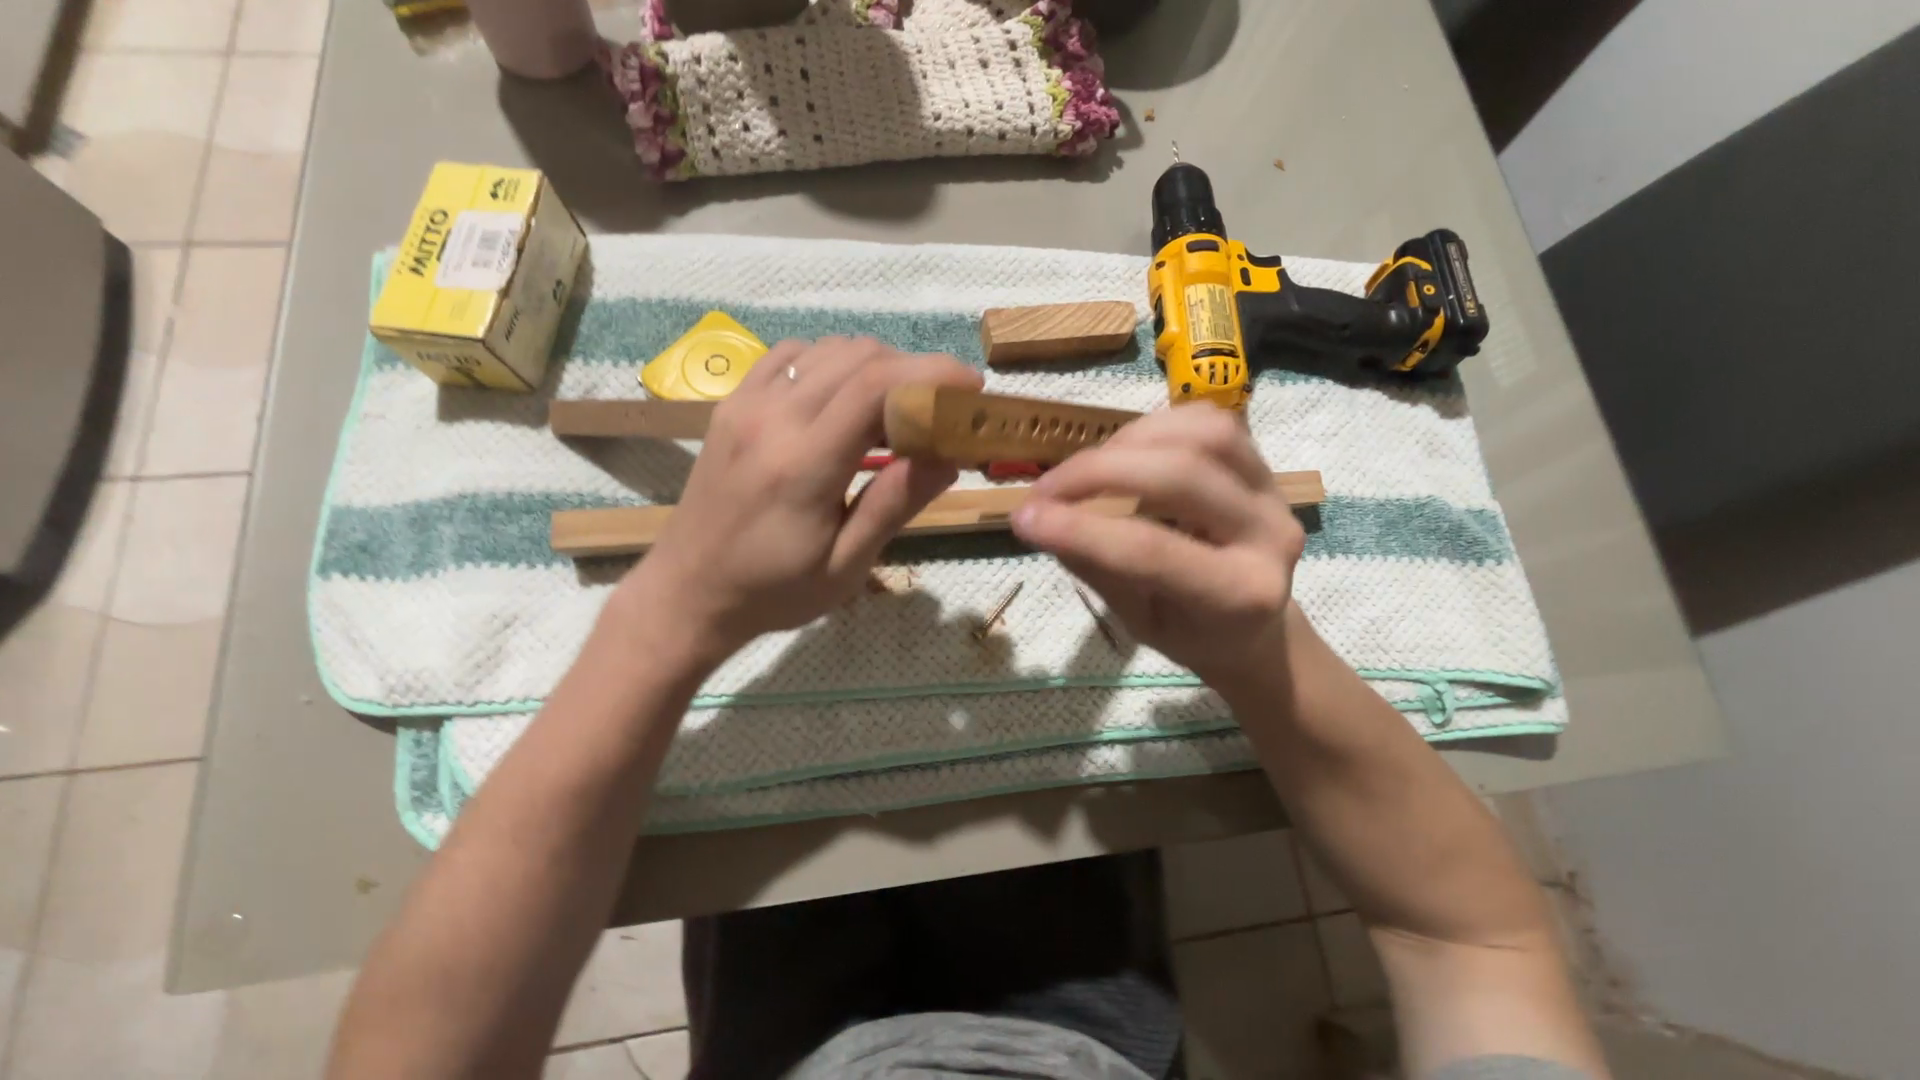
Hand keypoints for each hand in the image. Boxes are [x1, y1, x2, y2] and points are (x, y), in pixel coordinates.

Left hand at [624, 337, 982, 661]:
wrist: (687, 593)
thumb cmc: (772, 592)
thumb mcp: (845, 567)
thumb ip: (893, 505)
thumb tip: (947, 456)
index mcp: (803, 465)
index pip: (875, 386)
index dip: (931, 373)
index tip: (970, 387)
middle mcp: (771, 419)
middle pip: (857, 357)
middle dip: (913, 369)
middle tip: (941, 406)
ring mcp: (745, 405)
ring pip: (826, 349)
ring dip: (874, 365)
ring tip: (898, 405)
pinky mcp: (731, 404)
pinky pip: (790, 356)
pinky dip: (830, 362)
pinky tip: (844, 396)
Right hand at [1010, 405, 1305, 688]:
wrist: (1255, 628)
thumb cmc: (1190, 633)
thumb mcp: (1138, 622)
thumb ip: (1097, 568)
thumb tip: (1040, 518)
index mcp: (1242, 595)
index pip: (1153, 551)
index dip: (1082, 529)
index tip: (1024, 518)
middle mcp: (1272, 536)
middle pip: (1184, 475)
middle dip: (1099, 473)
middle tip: (1044, 491)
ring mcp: (1275, 491)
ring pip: (1203, 433)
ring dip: (1128, 442)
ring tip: (1085, 472)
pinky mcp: (1264, 461)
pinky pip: (1208, 421)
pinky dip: (1154, 427)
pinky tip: (1124, 453)